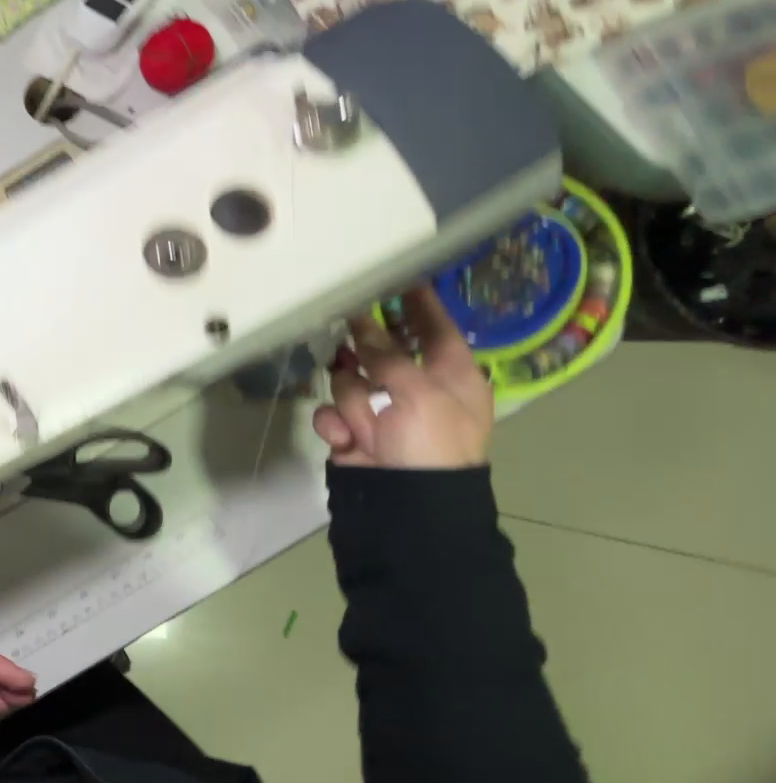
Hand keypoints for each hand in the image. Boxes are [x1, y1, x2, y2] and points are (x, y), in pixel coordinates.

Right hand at [313, 284, 492, 468]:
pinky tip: (350, 439)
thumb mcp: (417, 392)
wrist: (407, 504)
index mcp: (451, 377)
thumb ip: (386, 353)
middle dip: (365, 354)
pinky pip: (332, 410)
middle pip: (380, 350)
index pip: (436, 329)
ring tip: (367, 426)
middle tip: (347, 330)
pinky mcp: (353, 429)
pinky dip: (338, 424)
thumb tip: (361, 318)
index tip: (401, 277)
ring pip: (348, 379)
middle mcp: (416, 388)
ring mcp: (382, 410)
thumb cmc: (432, 444)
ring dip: (353, 401)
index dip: (420, 304)